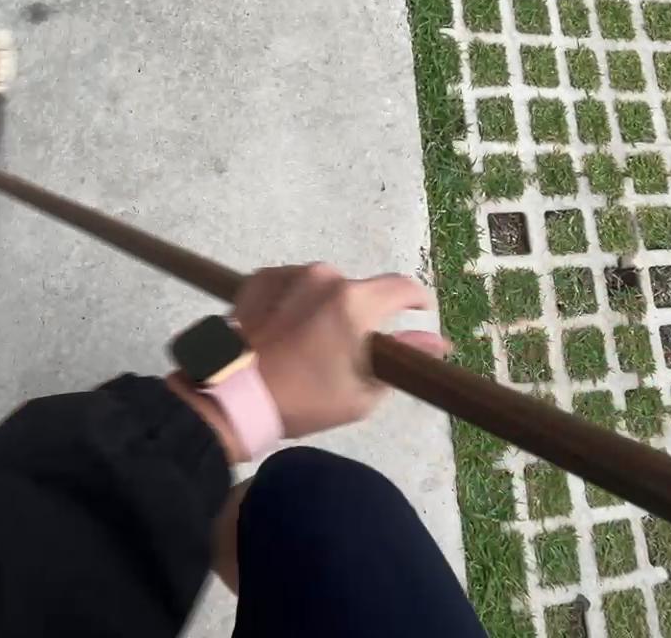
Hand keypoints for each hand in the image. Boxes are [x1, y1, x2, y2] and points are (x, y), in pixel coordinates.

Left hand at [234, 263, 449, 438]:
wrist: (232, 392)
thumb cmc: (304, 398)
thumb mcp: (362, 390)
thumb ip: (402, 357)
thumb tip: (437, 341)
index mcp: (353, 301)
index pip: (402, 287)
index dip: (417, 299)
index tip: (420, 312)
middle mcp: (323, 276)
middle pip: (357, 290)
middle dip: (359, 313)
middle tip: (346, 347)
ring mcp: (288, 273)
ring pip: (322, 286)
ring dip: (324, 306)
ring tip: (309, 343)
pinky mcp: (260, 277)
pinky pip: (291, 284)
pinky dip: (294, 302)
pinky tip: (285, 331)